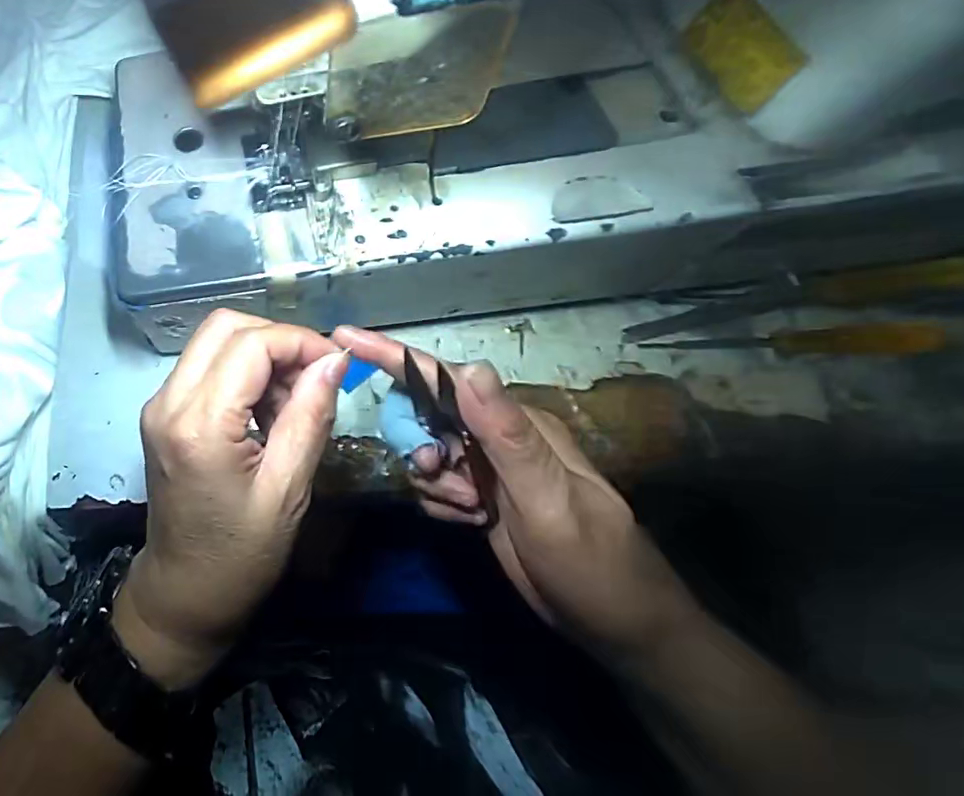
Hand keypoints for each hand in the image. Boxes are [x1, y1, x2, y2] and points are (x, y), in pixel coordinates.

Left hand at [115, 310, 347, 688]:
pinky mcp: (162, 410)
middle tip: (313, 378)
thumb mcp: (288, 489)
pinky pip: (205, 364)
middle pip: (225, 326)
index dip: (300, 342)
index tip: (336, 365)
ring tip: (292, 402)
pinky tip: (265, 409)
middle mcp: (168, 401)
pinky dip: (242, 370)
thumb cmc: (240, 555)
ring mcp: (159, 403)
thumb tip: (335, 359)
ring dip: (261, 354)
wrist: (184, 592)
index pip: (251, 343)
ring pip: (214, 339)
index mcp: (199, 424)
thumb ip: (311, 416)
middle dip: (278, 340)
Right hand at [333, 326, 701, 659]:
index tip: (344, 335)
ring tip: (469, 512)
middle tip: (443, 480)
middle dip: (419, 445)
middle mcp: (497, 434)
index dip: (392, 355)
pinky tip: (469, 522)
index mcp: (515, 422)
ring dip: (433, 483)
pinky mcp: (480, 495)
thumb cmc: (592, 564)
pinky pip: (435, 485)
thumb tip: (470, 368)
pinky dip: (439, 502)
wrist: (619, 628)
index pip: (443, 378)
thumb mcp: (549, 500)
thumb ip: (507, 435)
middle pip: (424, 416)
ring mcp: (488, 466)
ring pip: (425, 453)